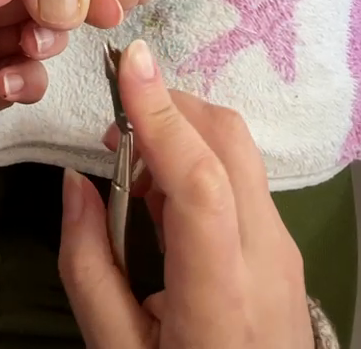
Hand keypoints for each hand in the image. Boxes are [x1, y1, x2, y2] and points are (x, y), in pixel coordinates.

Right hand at [58, 41, 313, 347]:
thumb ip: (87, 264)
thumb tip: (75, 181)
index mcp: (221, 297)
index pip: (201, 182)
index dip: (162, 116)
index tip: (127, 64)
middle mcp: (266, 259)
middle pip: (229, 142)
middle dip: (169, 105)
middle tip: (113, 128)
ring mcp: (284, 247)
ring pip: (238, 148)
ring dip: (181, 129)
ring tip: (132, 168)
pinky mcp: (284, 243)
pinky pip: (242, 172)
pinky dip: (197, 155)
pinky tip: (162, 194)